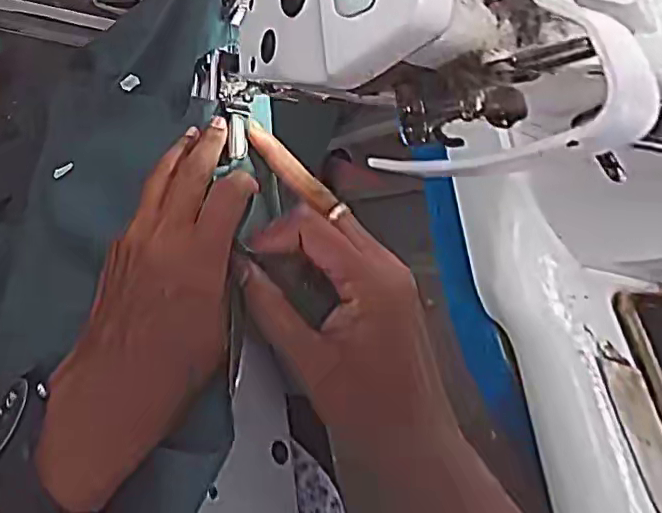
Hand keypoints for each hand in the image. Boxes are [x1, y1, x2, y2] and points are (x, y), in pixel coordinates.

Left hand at [34, 119, 257, 510]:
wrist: (111, 383)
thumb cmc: (170, 369)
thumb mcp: (221, 327)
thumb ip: (230, 277)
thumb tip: (232, 251)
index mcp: (199, 257)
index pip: (226, 196)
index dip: (241, 181)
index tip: (248, 177)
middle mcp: (166, 236)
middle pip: (190, 173)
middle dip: (207, 146)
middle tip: (217, 129)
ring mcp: (138, 235)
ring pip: (160, 178)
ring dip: (178, 153)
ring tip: (190, 136)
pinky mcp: (120, 243)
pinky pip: (144, 201)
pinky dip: (160, 181)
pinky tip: (167, 181)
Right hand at [239, 201, 464, 471]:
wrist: (417, 447)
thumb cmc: (375, 414)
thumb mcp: (309, 360)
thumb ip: (271, 308)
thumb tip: (244, 271)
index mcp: (372, 280)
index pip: (312, 224)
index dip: (274, 232)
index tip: (251, 251)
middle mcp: (388, 268)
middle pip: (329, 214)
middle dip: (287, 224)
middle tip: (257, 243)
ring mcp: (392, 275)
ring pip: (339, 226)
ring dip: (303, 236)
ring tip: (273, 261)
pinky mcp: (389, 286)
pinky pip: (349, 248)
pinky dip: (319, 251)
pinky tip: (299, 275)